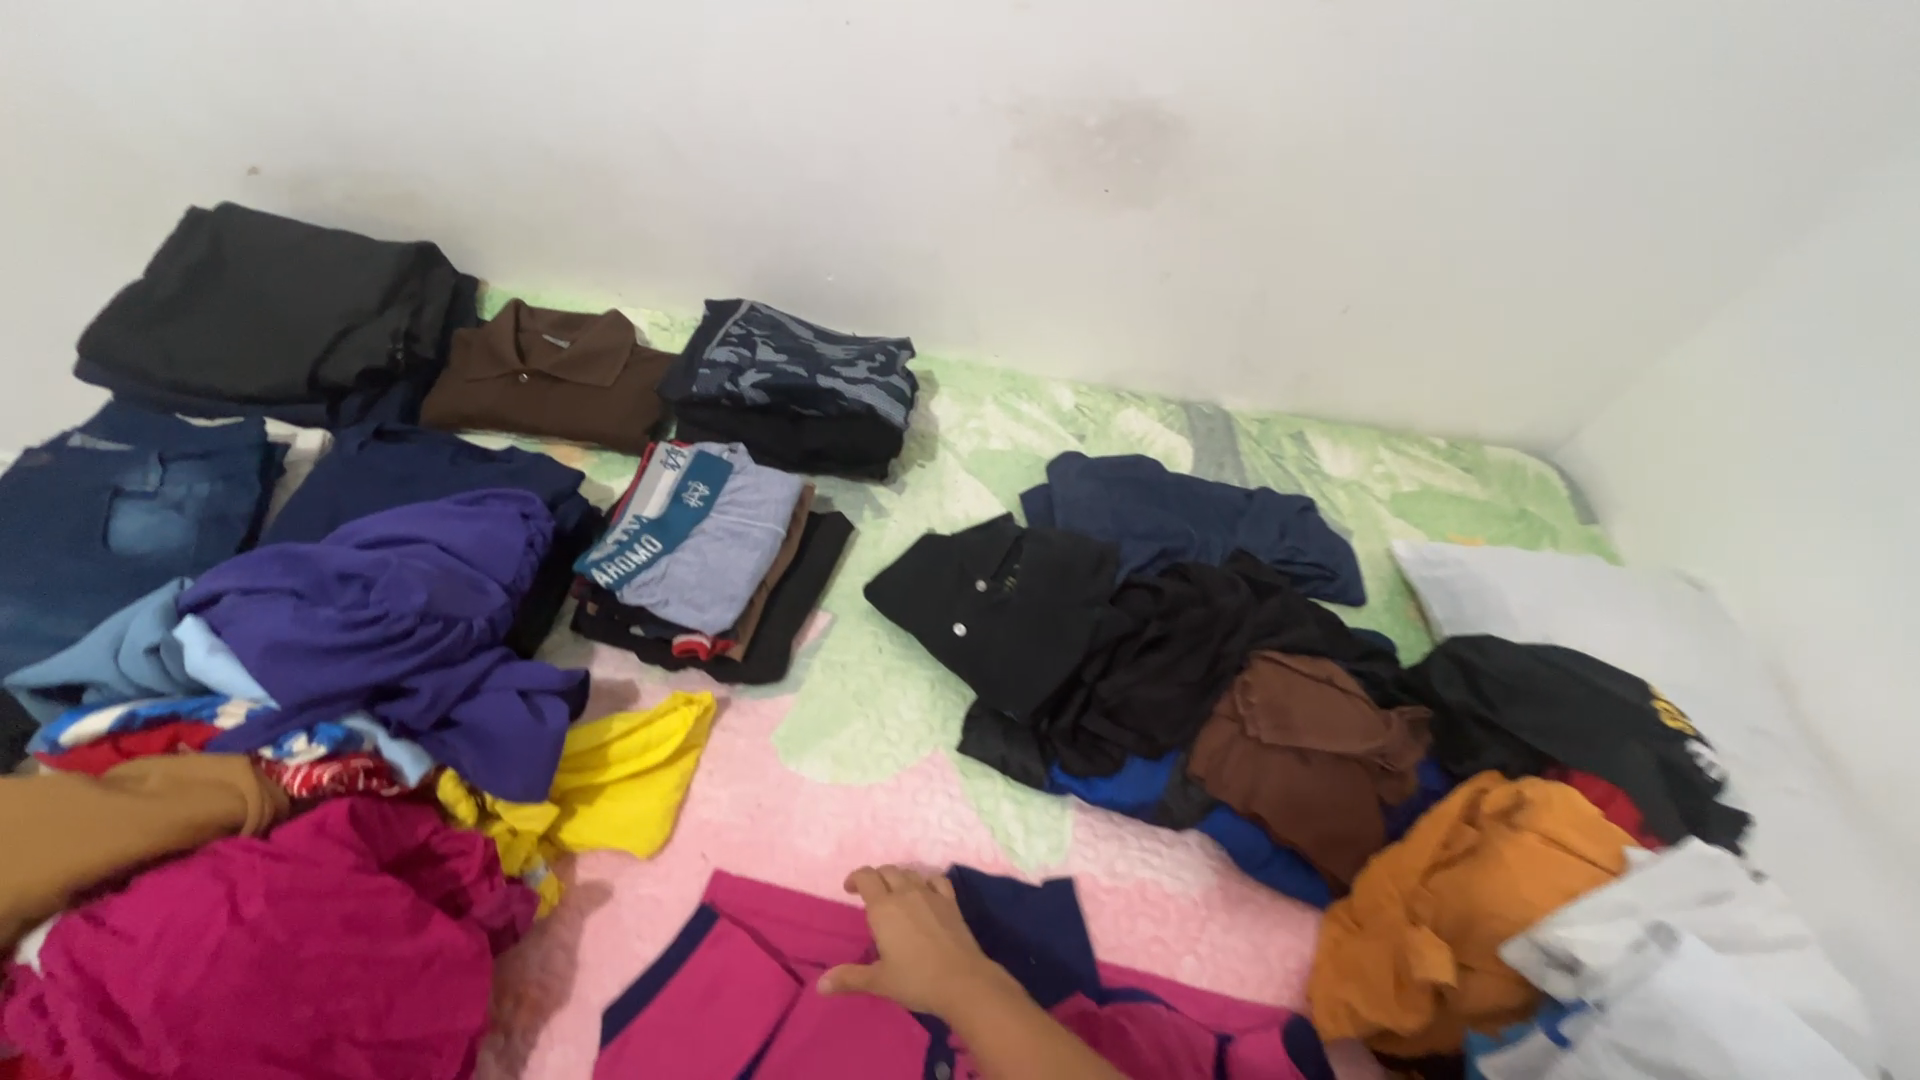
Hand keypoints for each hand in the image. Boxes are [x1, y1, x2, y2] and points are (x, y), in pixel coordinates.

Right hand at [817, 864, 1022, 1018]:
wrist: (961, 980)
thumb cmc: (916, 980)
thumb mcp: (879, 981)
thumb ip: (850, 978)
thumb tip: (820, 985)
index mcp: (884, 908)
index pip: (866, 877)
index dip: (856, 878)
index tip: (849, 889)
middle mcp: (906, 893)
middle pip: (887, 871)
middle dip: (875, 877)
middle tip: (869, 893)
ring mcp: (930, 894)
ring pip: (910, 872)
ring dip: (898, 877)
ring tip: (894, 893)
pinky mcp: (950, 901)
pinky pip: (936, 879)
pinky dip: (926, 880)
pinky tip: (925, 891)